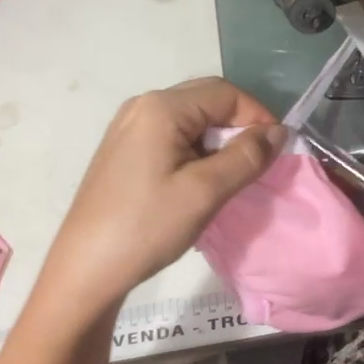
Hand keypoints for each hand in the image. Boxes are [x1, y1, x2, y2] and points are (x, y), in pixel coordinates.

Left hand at [37, 78, 285, 313]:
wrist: (85, 270)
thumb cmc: (146, 227)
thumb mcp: (205, 192)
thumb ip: (246, 156)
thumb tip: (278, 131)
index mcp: (161, 107)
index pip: (226, 93)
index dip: (257, 117)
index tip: (276, 152)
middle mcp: (142, 107)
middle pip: (207, 100)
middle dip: (239, 127)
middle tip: (257, 165)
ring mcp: (128, 128)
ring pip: (190, 120)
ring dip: (218, 142)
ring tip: (230, 179)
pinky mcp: (123, 151)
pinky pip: (172, 137)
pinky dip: (196, 152)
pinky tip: (200, 184)